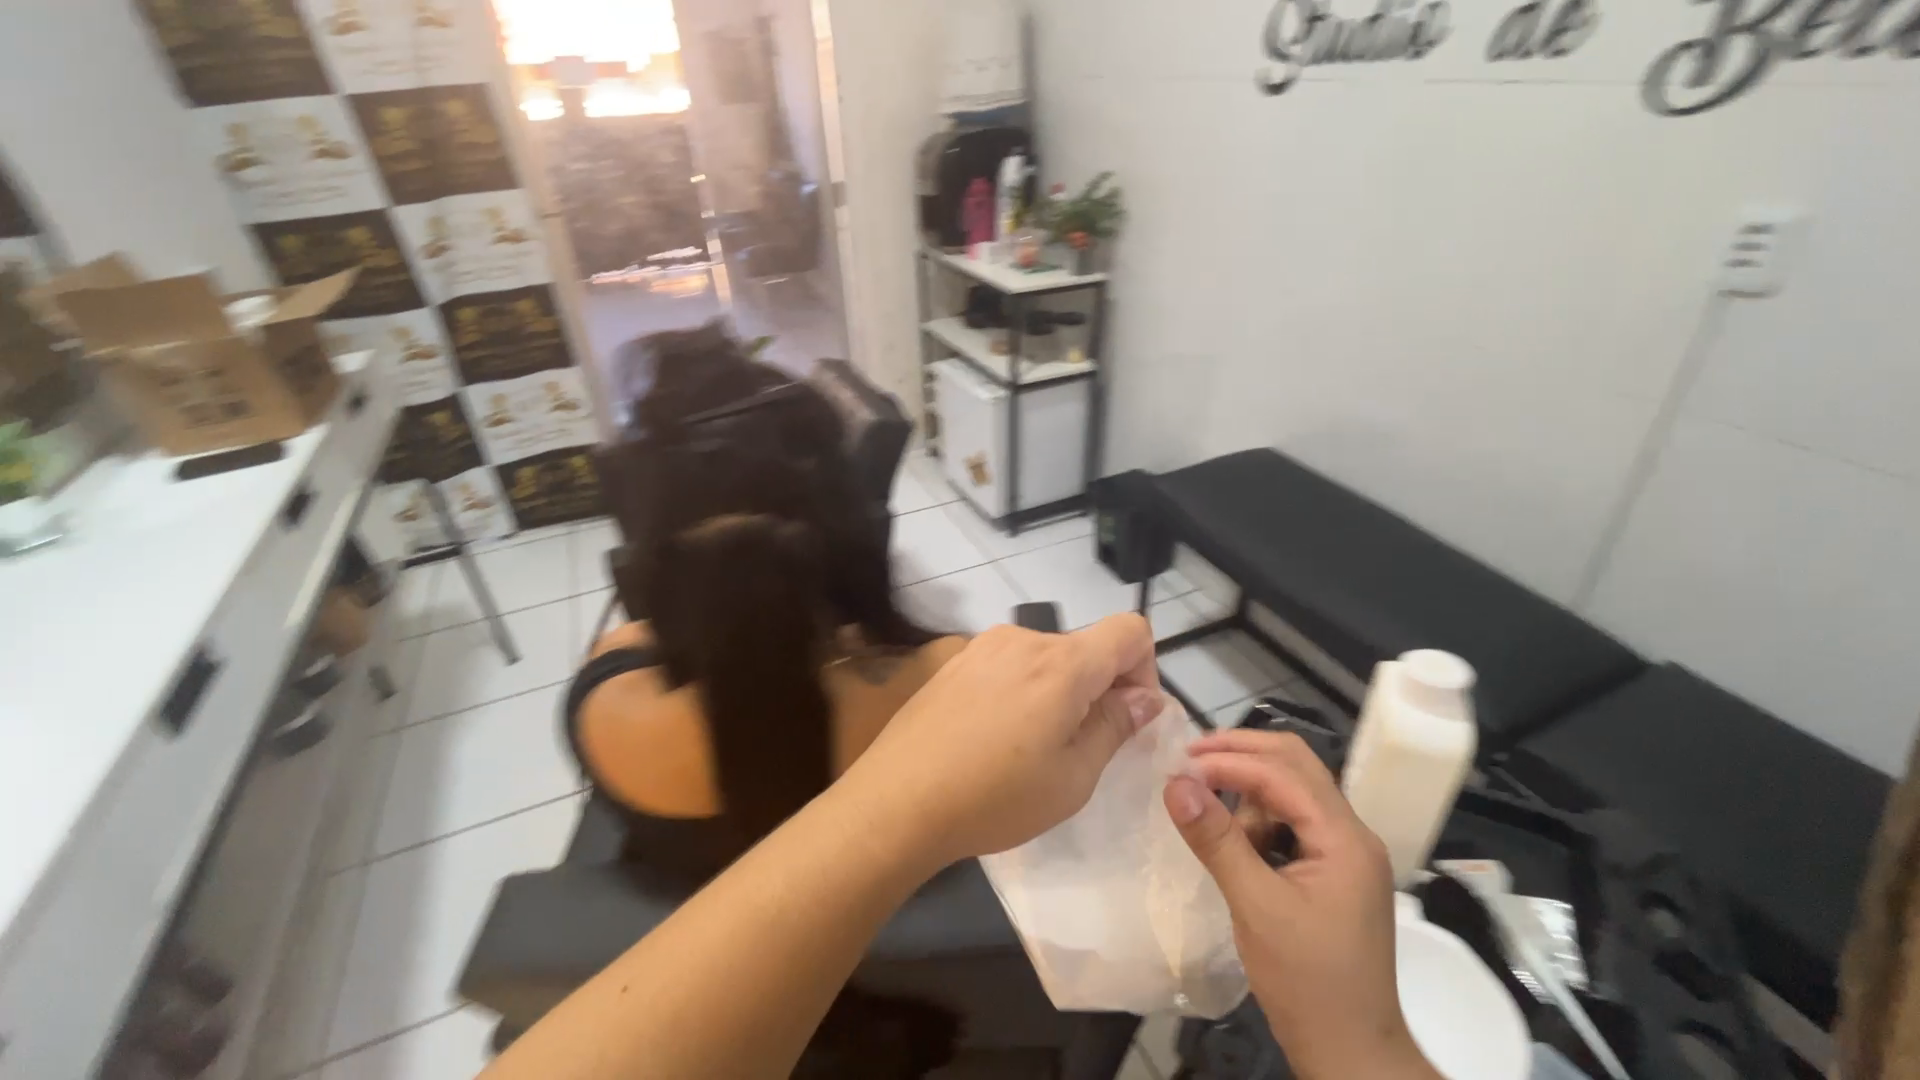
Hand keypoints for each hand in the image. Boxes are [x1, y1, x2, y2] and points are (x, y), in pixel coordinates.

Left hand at [839, 615, 1162, 867]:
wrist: (896, 801)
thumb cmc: (995, 798)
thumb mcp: (1073, 777)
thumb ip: (1115, 726)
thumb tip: (1145, 697)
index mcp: (1062, 663)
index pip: (1130, 630)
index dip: (1145, 670)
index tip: (1127, 718)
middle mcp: (1022, 640)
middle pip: (1085, 647)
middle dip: (1100, 688)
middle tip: (1081, 748)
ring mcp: (981, 648)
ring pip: (1045, 658)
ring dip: (1058, 692)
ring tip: (1032, 750)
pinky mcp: (953, 664)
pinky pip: (1008, 667)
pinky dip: (1021, 693)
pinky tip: (994, 740)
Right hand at [1164, 730, 1439, 1079]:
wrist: (1350, 1052)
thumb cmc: (1306, 981)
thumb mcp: (1255, 906)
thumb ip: (1216, 840)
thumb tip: (1174, 783)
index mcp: (1344, 838)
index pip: (1283, 774)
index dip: (1229, 761)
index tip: (1178, 765)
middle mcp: (1351, 834)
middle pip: (1297, 766)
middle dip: (1242, 755)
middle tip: (1189, 759)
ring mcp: (1344, 854)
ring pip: (1292, 793)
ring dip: (1248, 792)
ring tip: (1211, 820)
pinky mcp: (1331, 872)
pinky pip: (1291, 824)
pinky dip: (1258, 821)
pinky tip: (1234, 844)